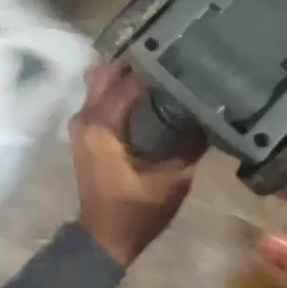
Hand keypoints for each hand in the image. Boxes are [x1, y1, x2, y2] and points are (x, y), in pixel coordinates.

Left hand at [69, 58, 196, 266]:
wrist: (104, 236)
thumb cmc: (137, 210)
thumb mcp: (172, 179)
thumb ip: (188, 143)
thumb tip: (206, 111)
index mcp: (101, 125)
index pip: (128, 81)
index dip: (155, 66)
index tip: (181, 51)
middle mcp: (85, 115)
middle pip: (107, 72)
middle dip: (136, 60)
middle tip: (171, 51)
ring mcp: (80, 121)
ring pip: (99, 80)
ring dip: (124, 70)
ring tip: (160, 64)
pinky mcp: (84, 129)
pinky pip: (98, 94)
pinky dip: (118, 85)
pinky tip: (145, 86)